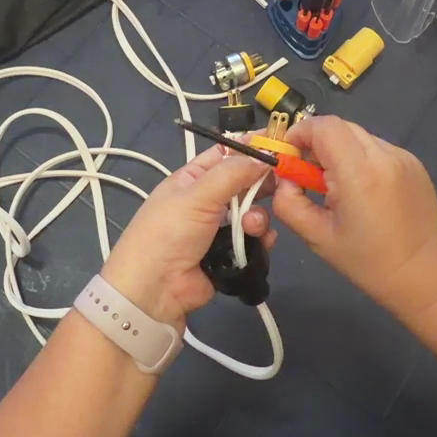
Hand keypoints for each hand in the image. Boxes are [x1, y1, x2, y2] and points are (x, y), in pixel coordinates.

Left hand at [99, 144, 276, 326]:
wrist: (155, 291)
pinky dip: (261, 240)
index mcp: (192, 179)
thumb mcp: (196, 196)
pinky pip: (255, 240)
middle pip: (244, 183)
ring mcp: (220, 228)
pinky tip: (262, 242)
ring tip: (251, 227)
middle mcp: (207, 200)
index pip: (226, 154)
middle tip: (281, 185)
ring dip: (258, 217)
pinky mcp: (231, 254)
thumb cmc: (168, 234)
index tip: (280, 146)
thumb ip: (232, 173)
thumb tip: (263, 157)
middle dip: (261, 185)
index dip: (251, 148)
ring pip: (253, 212)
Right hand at [271, 116, 436, 315]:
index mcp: (359, 173)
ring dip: (337, 151)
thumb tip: (284, 177)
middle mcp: (383, 155)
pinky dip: (358, 159)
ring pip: (356, 135)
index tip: (289, 157)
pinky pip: (375, 148)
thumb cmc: (369, 262)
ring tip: (335, 186)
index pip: (323, 126)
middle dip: (315, 143)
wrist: (427, 273)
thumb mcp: (317, 237)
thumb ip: (289, 202)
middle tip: (307, 173)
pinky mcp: (412, 162)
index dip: (299, 134)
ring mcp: (402, 155)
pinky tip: (361, 190)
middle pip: (339, 126)